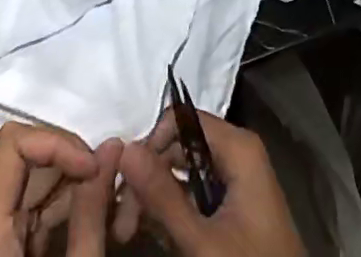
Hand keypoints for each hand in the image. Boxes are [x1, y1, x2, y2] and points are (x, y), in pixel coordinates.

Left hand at [0, 122, 122, 256]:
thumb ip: (91, 215)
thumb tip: (113, 146)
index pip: (12, 145)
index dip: (57, 142)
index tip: (93, 165)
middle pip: (28, 162)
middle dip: (76, 162)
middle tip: (114, 181)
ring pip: (35, 185)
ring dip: (77, 183)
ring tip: (114, 202)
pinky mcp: (1, 251)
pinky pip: (35, 210)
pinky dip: (68, 206)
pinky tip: (98, 219)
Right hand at [112, 109, 305, 256]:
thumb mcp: (201, 240)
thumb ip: (163, 195)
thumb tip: (125, 150)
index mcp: (238, 146)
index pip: (180, 121)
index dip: (149, 147)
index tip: (124, 186)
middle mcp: (237, 151)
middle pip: (178, 148)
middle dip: (147, 181)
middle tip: (122, 226)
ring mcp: (235, 176)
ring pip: (182, 172)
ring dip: (155, 201)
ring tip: (131, 235)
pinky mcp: (232, 201)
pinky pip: (193, 193)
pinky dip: (172, 212)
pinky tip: (158, 237)